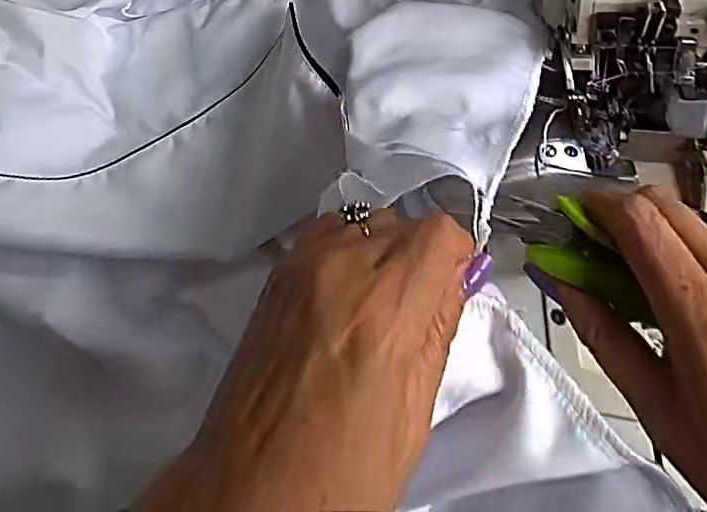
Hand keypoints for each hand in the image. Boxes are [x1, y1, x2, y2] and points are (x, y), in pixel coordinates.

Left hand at [135, 208, 477, 511]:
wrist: (248, 494)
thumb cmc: (331, 477)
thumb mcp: (413, 411)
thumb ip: (440, 326)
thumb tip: (458, 277)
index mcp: (386, 310)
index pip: (439, 231)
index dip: (456, 254)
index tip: (455, 276)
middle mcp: (343, 273)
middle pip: (406, 223)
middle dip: (423, 256)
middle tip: (419, 302)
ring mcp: (305, 267)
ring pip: (370, 222)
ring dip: (385, 250)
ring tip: (379, 302)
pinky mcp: (279, 273)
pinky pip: (330, 230)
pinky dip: (348, 247)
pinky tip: (348, 289)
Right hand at [546, 186, 706, 511]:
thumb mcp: (664, 414)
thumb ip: (606, 337)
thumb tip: (571, 290)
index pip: (640, 219)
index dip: (597, 207)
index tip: (575, 216)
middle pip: (667, 206)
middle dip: (621, 213)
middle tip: (594, 245)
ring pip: (701, 223)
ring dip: (659, 233)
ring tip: (640, 280)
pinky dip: (698, 254)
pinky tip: (689, 297)